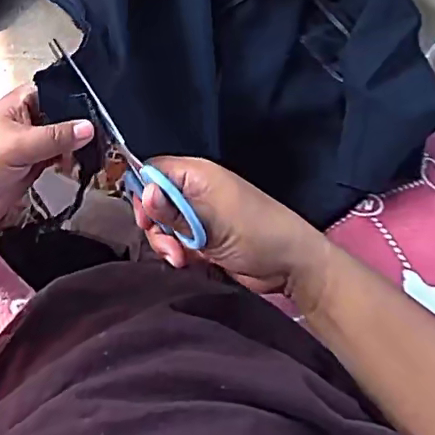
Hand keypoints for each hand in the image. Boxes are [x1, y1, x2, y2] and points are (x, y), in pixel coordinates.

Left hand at [0, 84, 93, 239]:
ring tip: (96, 152)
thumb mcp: (19, 144)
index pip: (60, 92)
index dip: (80, 100)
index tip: (101, 112)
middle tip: (103, 136)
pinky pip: (61, 157)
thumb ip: (56, 136)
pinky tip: (82, 164)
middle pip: (66, 116)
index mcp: (22, 100)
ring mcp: (34, 140)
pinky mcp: (36, 162)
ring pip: (66, 138)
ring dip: (79, 146)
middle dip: (83, 126)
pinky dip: (71, 161)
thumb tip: (89, 128)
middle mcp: (30, 116)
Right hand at [132, 156, 333, 298]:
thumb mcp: (211, 224)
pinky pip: (178, 240)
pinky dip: (179, 252)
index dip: (144, 192)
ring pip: (165, 224)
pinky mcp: (204, 236)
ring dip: (167, 243)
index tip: (145, 219)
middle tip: (170, 247)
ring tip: (182, 259)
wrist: (290, 264)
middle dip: (156, 226)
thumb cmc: (257, 234)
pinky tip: (189, 263)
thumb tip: (144, 191)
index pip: (154, 170)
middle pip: (155, 200)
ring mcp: (201, 214)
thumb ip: (175, 210)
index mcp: (198, 174)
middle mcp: (196, 190)